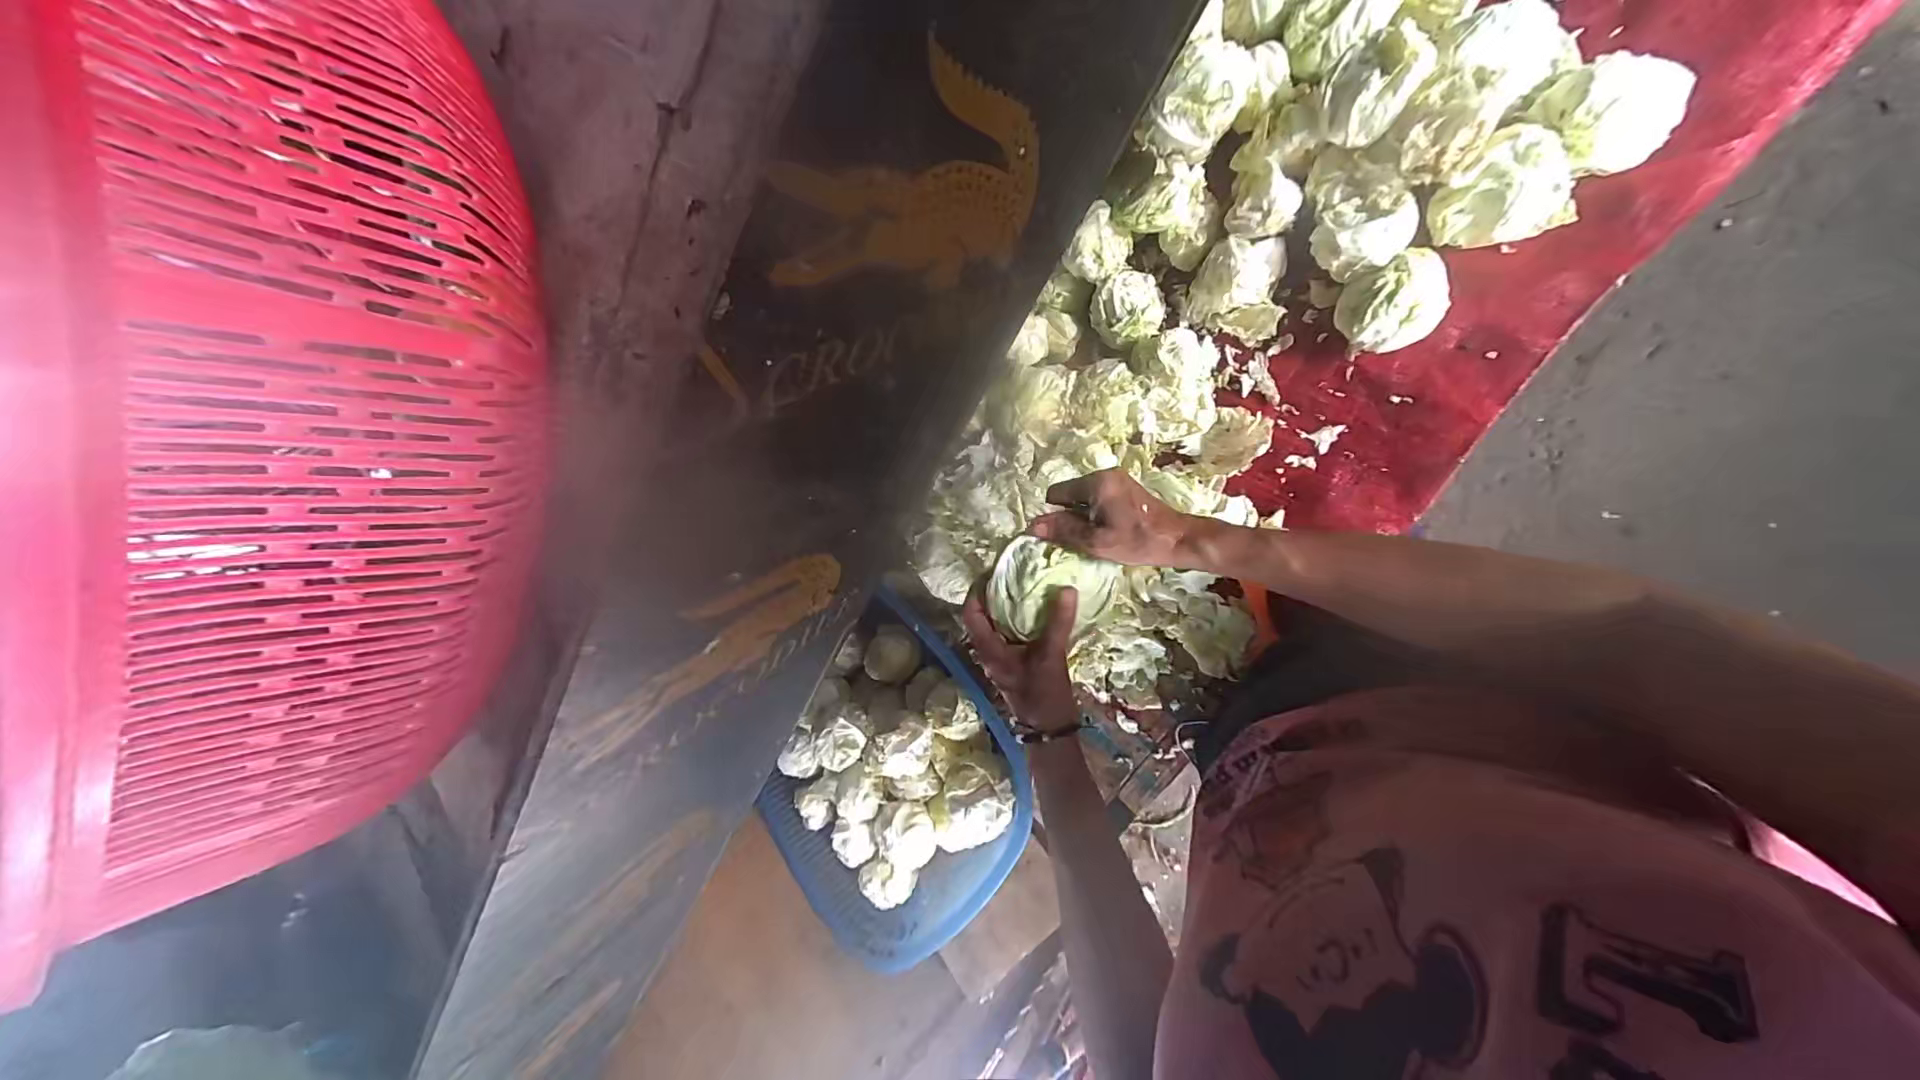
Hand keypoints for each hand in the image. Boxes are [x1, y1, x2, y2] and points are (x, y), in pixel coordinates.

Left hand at [961, 582, 1080, 733]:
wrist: (1050, 728)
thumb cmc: (1043, 694)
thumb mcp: (1051, 656)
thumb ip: (1057, 622)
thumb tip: (1066, 589)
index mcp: (989, 650)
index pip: (971, 614)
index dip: (977, 592)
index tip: (992, 573)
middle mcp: (988, 653)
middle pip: (981, 618)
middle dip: (992, 596)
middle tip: (1009, 576)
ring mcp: (999, 660)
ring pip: (994, 627)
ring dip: (1004, 608)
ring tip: (1021, 589)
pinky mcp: (1012, 664)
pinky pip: (1007, 635)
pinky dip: (1015, 621)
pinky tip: (1033, 613)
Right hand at [1029, 468, 1192, 566]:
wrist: (1179, 539)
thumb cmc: (1137, 541)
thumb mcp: (1096, 541)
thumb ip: (1063, 531)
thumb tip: (1032, 526)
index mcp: (1096, 483)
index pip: (1055, 493)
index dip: (1056, 515)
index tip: (1069, 534)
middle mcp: (1105, 473)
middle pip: (1069, 494)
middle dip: (1071, 515)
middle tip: (1087, 537)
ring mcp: (1117, 478)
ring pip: (1084, 497)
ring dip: (1085, 516)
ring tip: (1100, 534)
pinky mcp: (1126, 487)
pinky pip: (1098, 497)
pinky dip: (1098, 513)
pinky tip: (1111, 528)